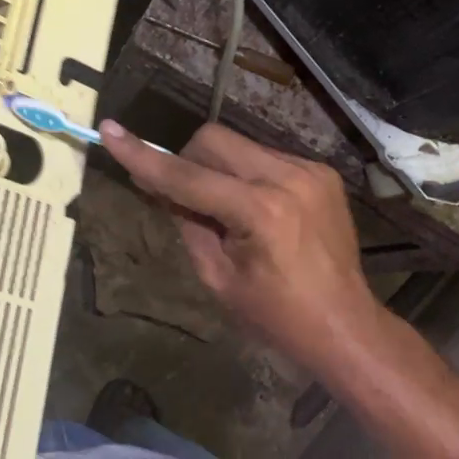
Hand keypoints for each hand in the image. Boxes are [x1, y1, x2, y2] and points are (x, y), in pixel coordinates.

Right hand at [99, 120, 376, 373]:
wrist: (348, 327)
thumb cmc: (278, 316)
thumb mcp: (217, 278)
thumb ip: (186, 222)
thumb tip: (157, 183)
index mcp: (261, 212)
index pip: (187, 176)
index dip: (143, 156)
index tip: (110, 130)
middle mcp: (287, 178)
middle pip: (213, 140)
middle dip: (187, 160)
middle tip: (181, 197)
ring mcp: (309, 170)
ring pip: (238, 144)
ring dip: (218, 169)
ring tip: (227, 211)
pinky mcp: (321, 170)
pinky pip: (265, 156)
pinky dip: (247, 175)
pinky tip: (257, 210)